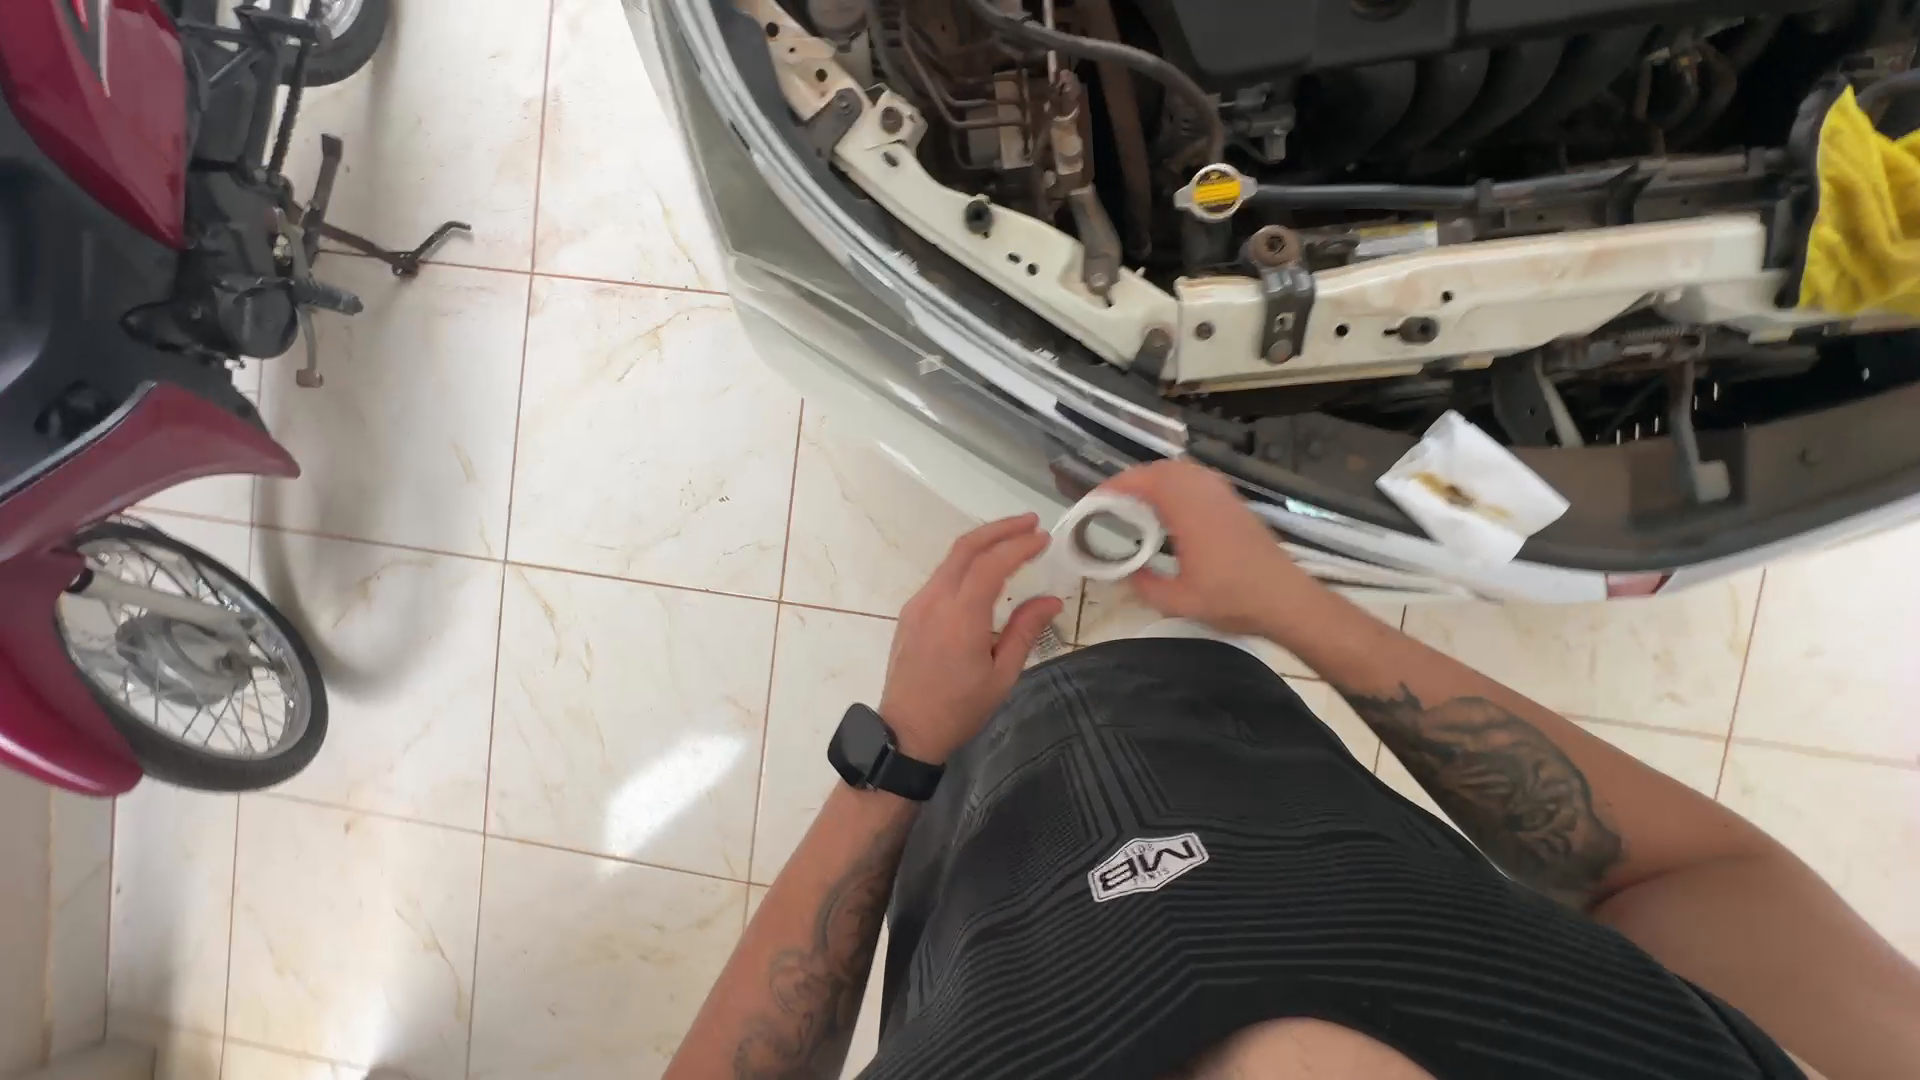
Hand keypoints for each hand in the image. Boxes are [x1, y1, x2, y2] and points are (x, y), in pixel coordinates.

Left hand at [878, 515, 1064, 764]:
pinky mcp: (910, 612)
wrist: (906, 731)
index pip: (992, 564)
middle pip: (966, 547)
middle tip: (1031, 522)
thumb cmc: (959, 709)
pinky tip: (984, 572)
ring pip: (951, 559)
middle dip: (1000, 529)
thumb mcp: (1002, 675)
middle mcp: (935, 600)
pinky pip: (941, 576)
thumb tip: (1051, 599)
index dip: (1019, 545)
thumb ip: (1026, 631)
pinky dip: (966, 563)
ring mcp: (918, 604)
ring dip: (982, 543)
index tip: (1043, 538)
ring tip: (1012, 541)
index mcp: (961, 616)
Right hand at [1099, 459, 1321, 635]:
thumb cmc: (1233, 600)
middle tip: (1112, 500)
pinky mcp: (1236, 504)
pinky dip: (1178, 483)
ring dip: (1157, 478)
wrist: (1286, 600)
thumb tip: (1123, 572)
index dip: (1118, 485)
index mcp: (1190, 514)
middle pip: (1164, 470)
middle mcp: (1207, 496)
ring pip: (1184, 470)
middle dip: (1134, 479)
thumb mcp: (1178, 602)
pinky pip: (1201, 479)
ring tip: (1137, 501)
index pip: (1147, 482)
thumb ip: (1145, 584)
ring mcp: (1225, 497)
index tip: (1097, 498)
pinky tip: (1172, 506)